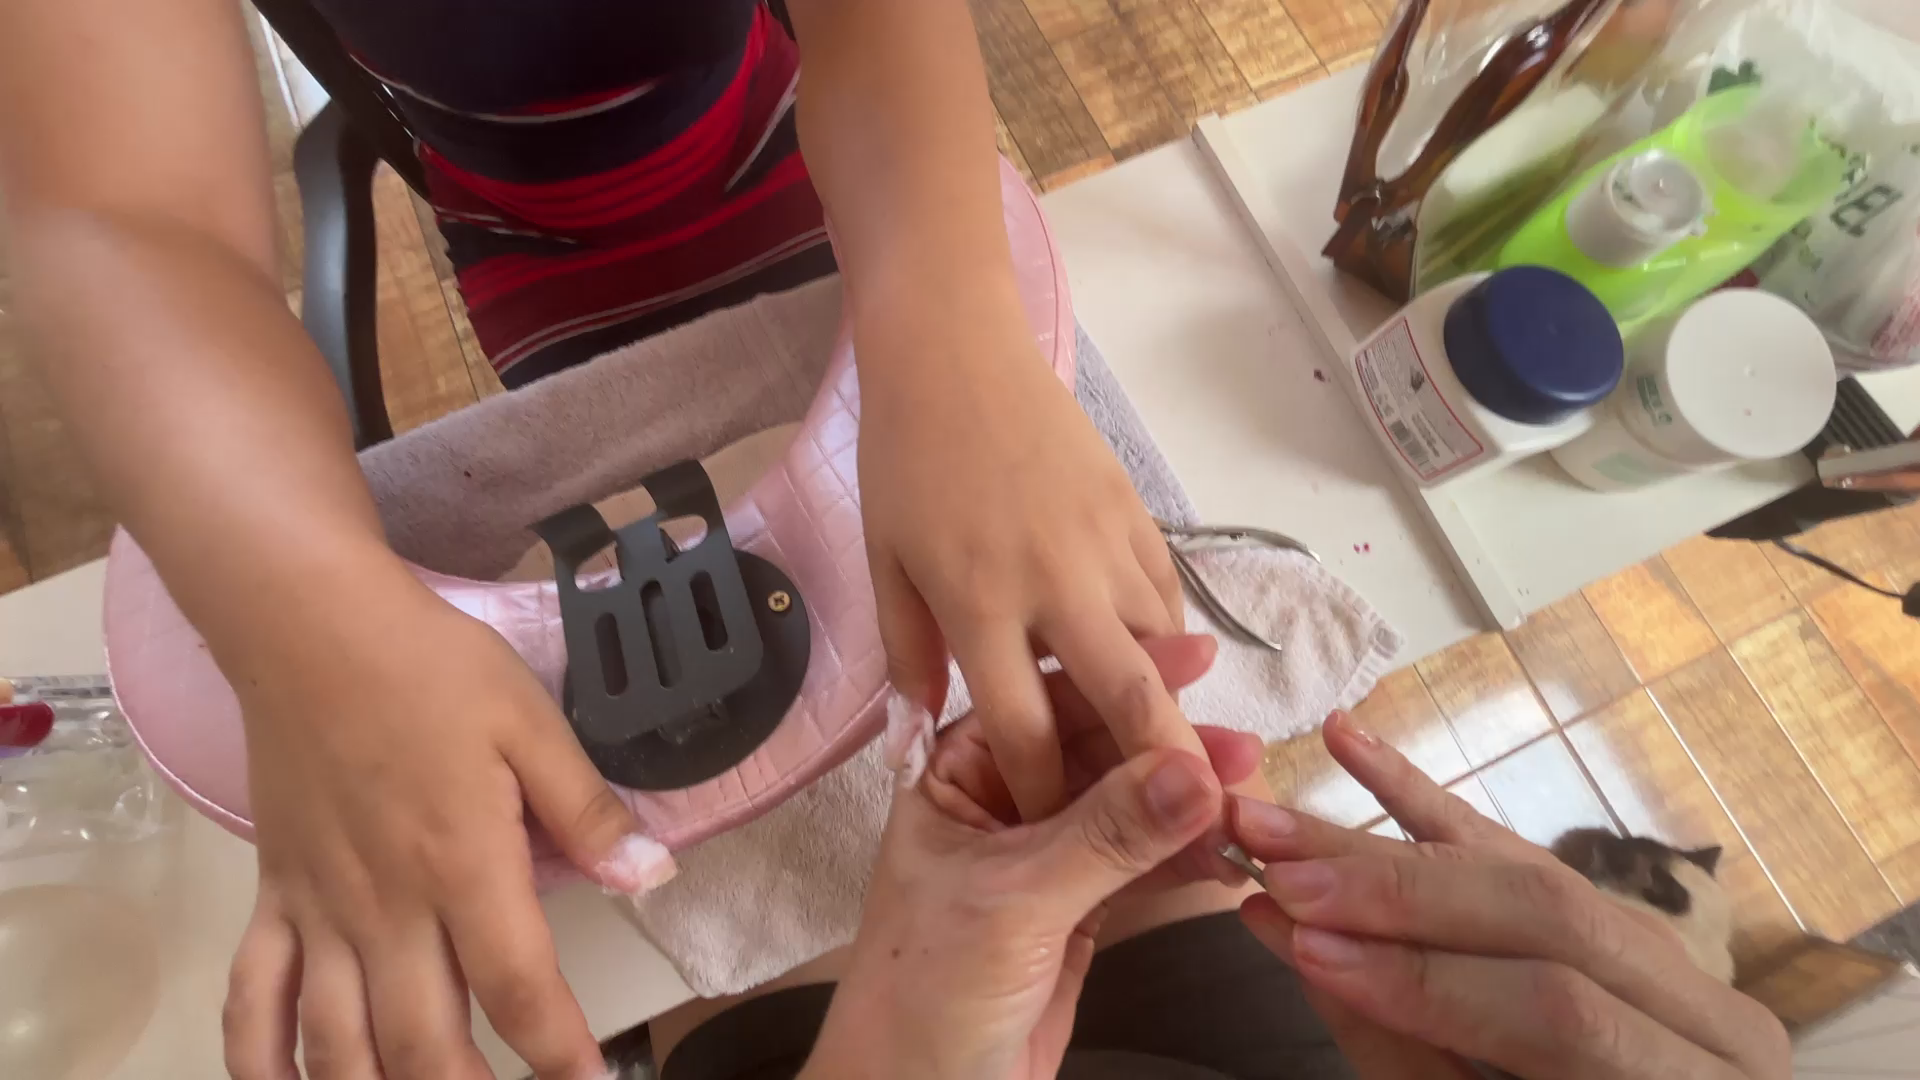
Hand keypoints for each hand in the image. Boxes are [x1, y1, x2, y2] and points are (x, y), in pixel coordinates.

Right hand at [221, 581, 668, 1079]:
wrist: (321, 636)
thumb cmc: (443, 676)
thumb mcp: (537, 730)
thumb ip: (589, 811)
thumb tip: (652, 875)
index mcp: (465, 867)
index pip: (518, 984)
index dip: (556, 1048)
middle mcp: (386, 909)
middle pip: (425, 1039)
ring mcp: (318, 909)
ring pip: (336, 1044)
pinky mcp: (272, 892)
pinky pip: (252, 999)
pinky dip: (262, 1062)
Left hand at [802, 636, 1257, 1079]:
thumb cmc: (930, 984)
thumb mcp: (1013, 899)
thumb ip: (1104, 836)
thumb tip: (1194, 772)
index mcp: (962, 768)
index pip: (1048, 705)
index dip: (1120, 679)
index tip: (1197, 655)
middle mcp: (1004, 795)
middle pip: (1096, 751)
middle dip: (1166, 746)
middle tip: (1240, 745)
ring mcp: (1046, 849)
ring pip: (1125, 807)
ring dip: (1184, 802)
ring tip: (1248, 793)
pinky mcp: (1080, 901)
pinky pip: (1138, 862)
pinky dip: (1181, 856)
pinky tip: (1224, 848)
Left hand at [857, 293, 1203, 820]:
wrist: (954, 355)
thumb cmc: (905, 460)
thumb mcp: (885, 563)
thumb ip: (906, 657)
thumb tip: (913, 744)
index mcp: (979, 603)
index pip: (1025, 732)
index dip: (1045, 795)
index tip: (1055, 826)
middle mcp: (1056, 582)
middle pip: (1128, 699)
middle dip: (1158, 771)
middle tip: (1180, 817)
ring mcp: (1106, 542)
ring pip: (1163, 645)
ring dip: (1161, 694)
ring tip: (1150, 725)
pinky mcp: (1136, 508)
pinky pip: (1168, 591)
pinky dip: (1165, 633)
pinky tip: (1148, 646)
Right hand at [1229, 714, 1789, 1079]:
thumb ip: (1392, 1048)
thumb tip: (1287, 935)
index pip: (1551, 1006)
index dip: (1419, 973)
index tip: (1304, 943)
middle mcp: (1696, 1001)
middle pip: (1533, 909)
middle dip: (1385, 888)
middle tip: (1275, 868)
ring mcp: (1645, 937)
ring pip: (1501, 861)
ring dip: (1368, 836)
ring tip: (1271, 818)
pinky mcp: (1581, 894)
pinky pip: (1494, 833)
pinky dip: (1408, 787)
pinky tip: (1344, 737)